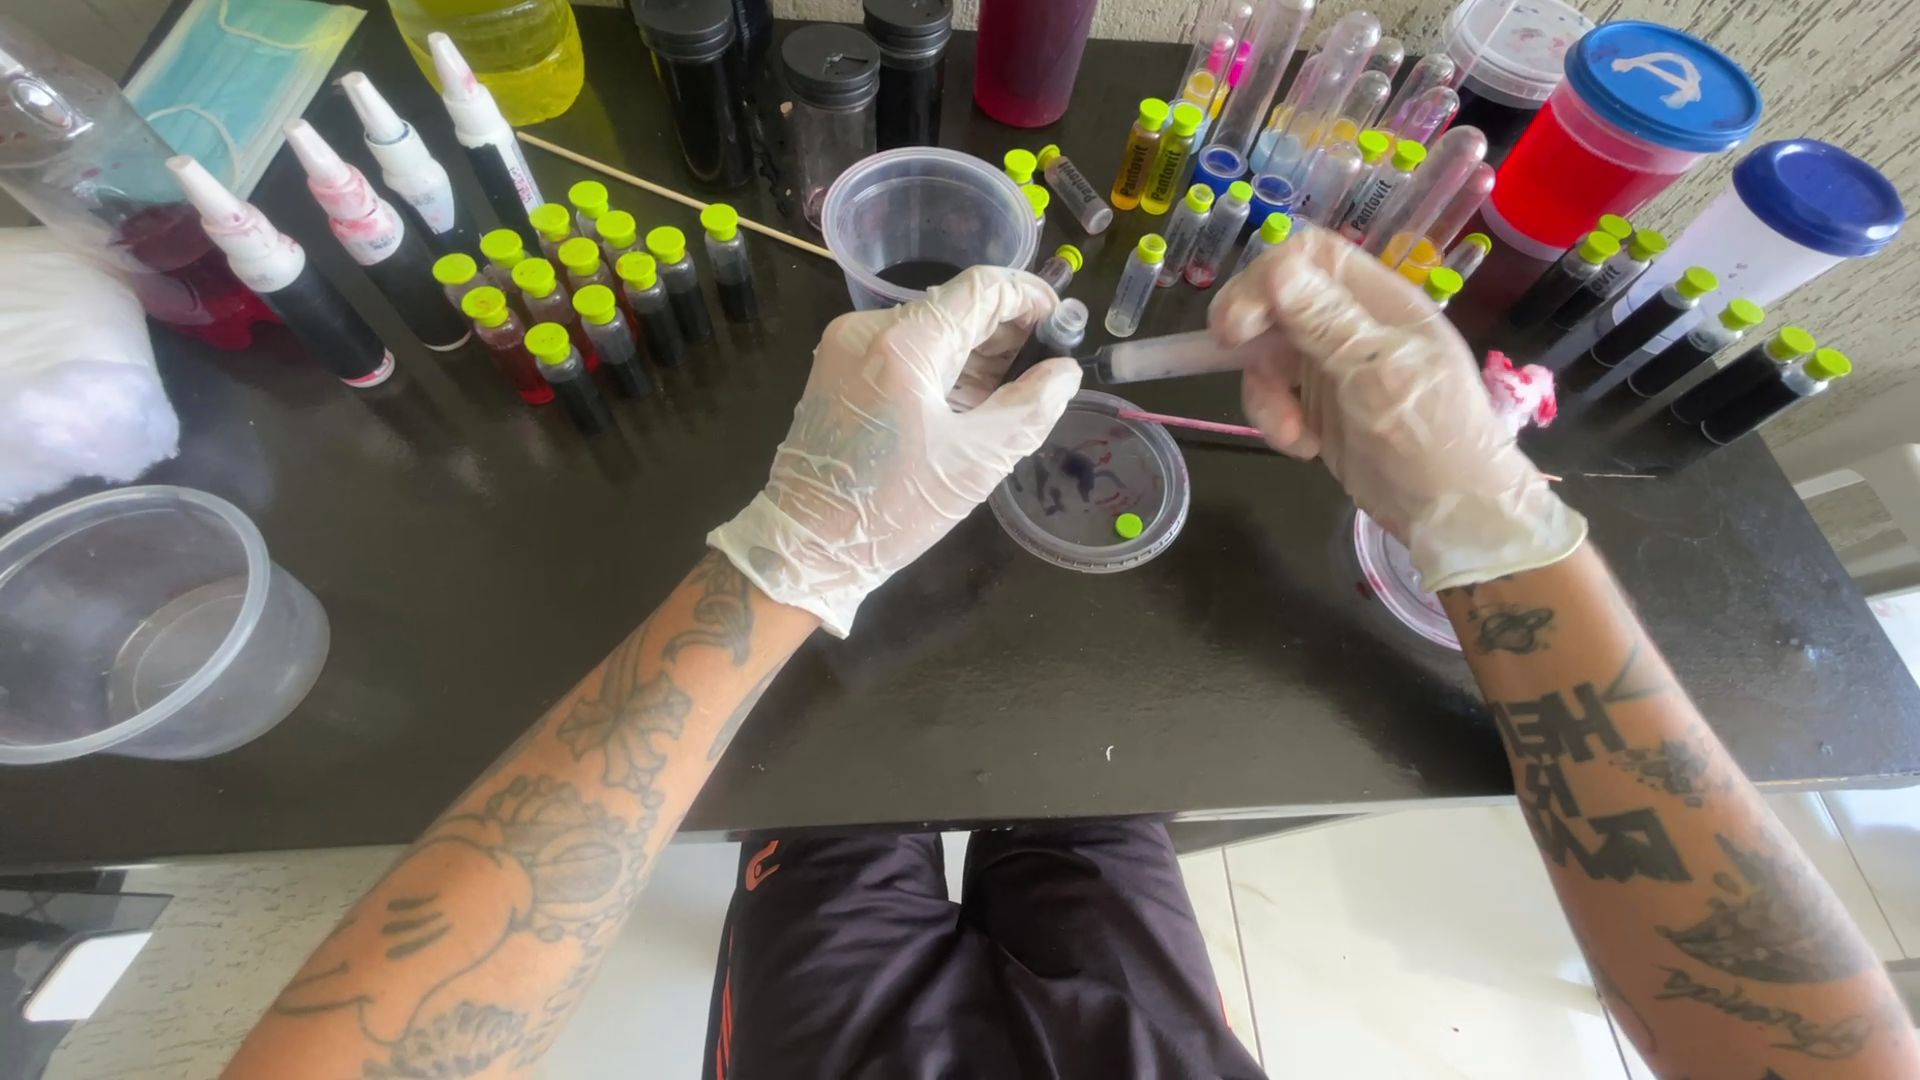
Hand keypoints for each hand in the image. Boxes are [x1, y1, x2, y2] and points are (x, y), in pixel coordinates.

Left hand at [709, 266, 1081, 634]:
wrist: (808, 546)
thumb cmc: (893, 509)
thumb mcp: (975, 464)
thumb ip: (1029, 409)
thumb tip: (1065, 372)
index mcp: (903, 344)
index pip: (981, 289)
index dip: (1029, 297)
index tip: (1060, 323)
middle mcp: (867, 330)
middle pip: (953, 307)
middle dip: (1003, 333)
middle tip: (1038, 371)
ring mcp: (845, 349)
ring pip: (927, 330)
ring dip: (972, 354)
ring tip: (1004, 395)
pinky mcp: (835, 372)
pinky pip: (901, 353)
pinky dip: (938, 369)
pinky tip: (960, 405)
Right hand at [1209, 224, 1585, 590]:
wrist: (1445, 511)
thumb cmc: (1429, 437)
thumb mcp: (1377, 376)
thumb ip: (1326, 321)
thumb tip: (1277, 268)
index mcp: (1378, 302)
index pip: (1310, 256)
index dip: (1264, 277)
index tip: (1236, 324)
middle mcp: (1349, 325)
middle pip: (1274, 300)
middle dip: (1248, 330)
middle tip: (1228, 354)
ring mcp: (1329, 365)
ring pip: (1264, 354)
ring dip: (1263, 394)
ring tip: (1289, 433)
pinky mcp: (1313, 404)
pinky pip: (1270, 395)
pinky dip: (1274, 421)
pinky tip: (1301, 447)